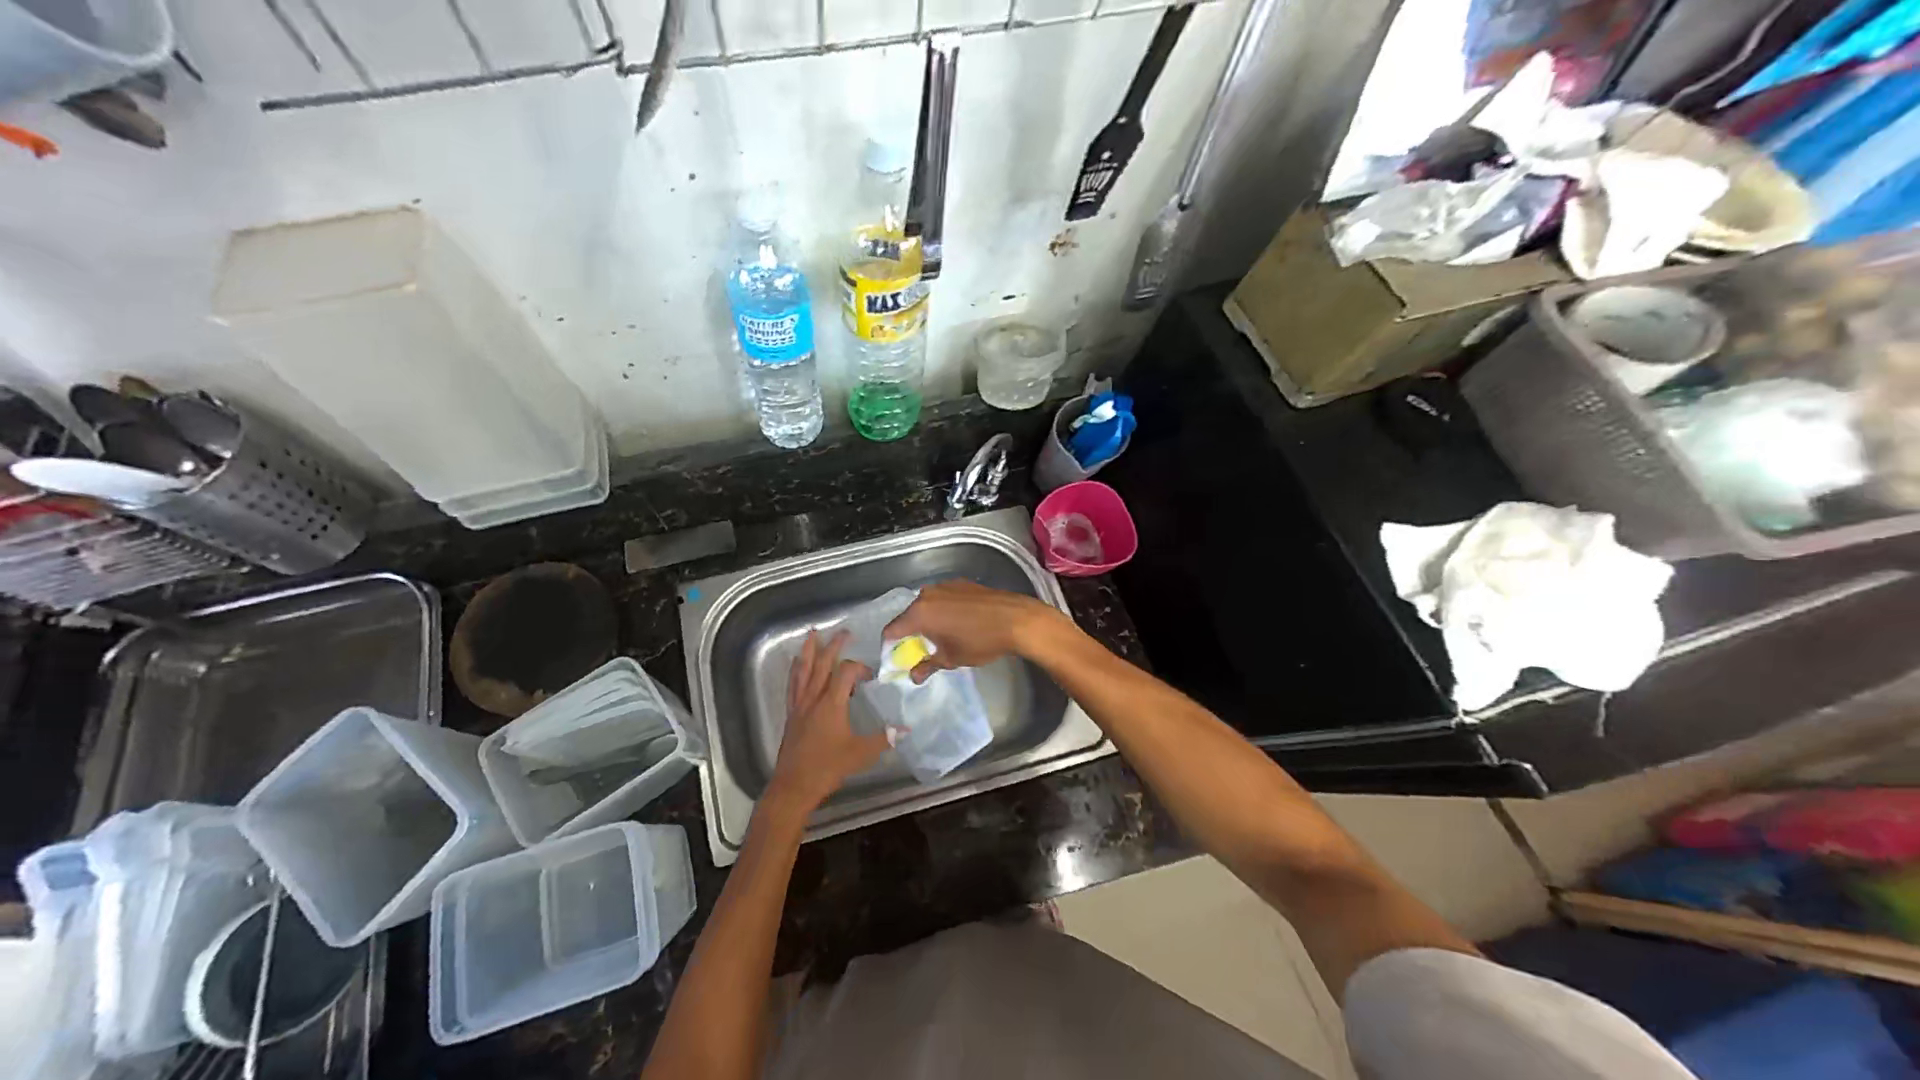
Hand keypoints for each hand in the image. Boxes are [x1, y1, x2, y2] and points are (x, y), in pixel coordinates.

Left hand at [770, 630, 886, 806]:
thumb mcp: (861, 753)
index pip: (846, 673)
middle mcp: (814, 698)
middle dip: (833, 646)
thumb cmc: (828, 768)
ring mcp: (800, 705)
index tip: (871, 676)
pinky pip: (793, 684)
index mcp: (832, 704)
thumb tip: (906, 729)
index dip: (859, 668)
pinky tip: (797, 663)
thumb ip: (884, 738)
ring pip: (804, 670)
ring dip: (809, 651)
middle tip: (843, 632)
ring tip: (812, 634)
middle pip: (823, 664)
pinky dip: (796, 670)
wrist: (794, 785)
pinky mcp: (791, 714)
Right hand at [882, 581, 1067, 683]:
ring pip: (926, 606)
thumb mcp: (951, 659)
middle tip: (922, 651)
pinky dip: (943, 610)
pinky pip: (943, 598)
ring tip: (943, 637)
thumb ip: (927, 665)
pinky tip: (959, 623)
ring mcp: (945, 585)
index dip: (891, 646)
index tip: (899, 658)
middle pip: (908, 616)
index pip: (891, 630)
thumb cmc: (980, 641)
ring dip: (929, 621)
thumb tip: (914, 676)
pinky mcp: (961, 583)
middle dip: (911, 634)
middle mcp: (927, 594)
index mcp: (919, 613)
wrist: (1016, 619)